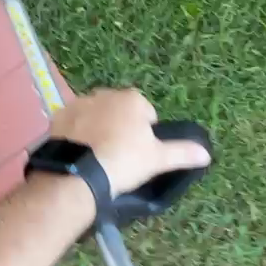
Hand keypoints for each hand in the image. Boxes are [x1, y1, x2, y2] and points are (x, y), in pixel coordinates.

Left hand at [49, 89, 212, 195]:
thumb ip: (182, 152)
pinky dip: (76, 133)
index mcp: (132, 99)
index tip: (139, 153)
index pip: (145, 113)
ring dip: (98, 129)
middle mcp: (104, 93)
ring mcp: (79, 102)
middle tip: (119, 156)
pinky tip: (79, 152)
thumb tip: (206, 153)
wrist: (79, 172)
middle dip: (120, 128)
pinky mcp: (59, 116)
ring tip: (97, 156)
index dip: (144, 134)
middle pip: (119, 111)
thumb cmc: (124, 161)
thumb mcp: (157, 159)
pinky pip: (73, 123)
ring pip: (95, 115)